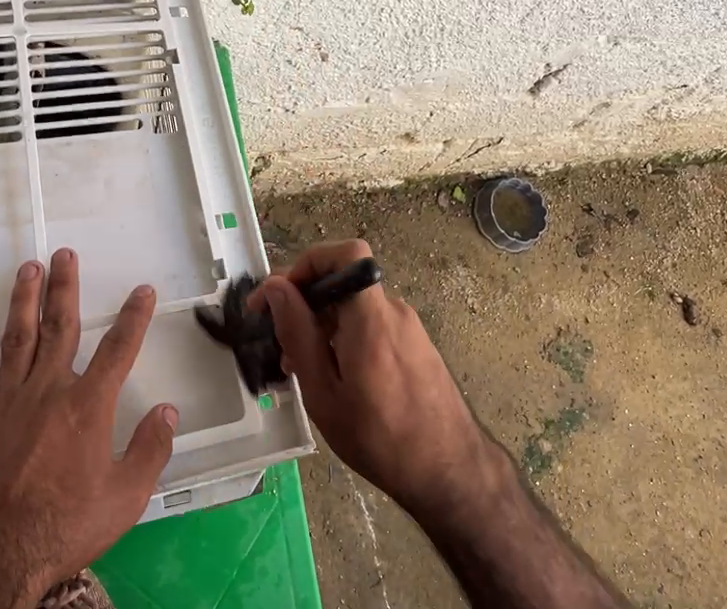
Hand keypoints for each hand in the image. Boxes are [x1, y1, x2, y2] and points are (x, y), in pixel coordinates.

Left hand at [0, 248, 178, 608]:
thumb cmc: (59, 529)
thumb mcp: (124, 499)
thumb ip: (149, 451)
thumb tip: (167, 411)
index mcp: (87, 407)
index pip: (118, 349)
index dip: (134, 317)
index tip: (142, 291)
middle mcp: (47, 390)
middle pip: (61, 327)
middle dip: (66, 288)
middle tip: (65, 254)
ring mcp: (5, 400)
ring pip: (16, 336)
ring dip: (23, 300)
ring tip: (28, 268)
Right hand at [253, 239, 502, 520]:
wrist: (450, 473)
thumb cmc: (379, 438)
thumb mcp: (323, 392)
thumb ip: (298, 334)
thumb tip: (275, 288)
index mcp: (371, 316)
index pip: (346, 254)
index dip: (308, 263)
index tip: (280, 298)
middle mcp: (394, 311)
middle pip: (344, 282)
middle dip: (307, 303)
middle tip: (282, 344)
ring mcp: (410, 328)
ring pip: (356, 307)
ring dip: (324, 325)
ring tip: (304, 370)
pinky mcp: (417, 346)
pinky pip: (373, 325)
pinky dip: (347, 338)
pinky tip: (336, 378)